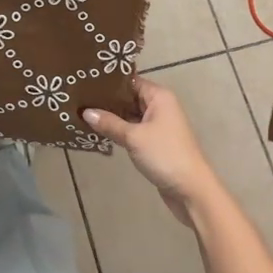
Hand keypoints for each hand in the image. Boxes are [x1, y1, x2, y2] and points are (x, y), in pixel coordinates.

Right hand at [84, 79, 219, 227]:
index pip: (129, 81)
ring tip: (83, 111)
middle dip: (107, 99)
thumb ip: (110, 123)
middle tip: (79, 96)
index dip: (108, 81)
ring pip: (130, 115)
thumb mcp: (134, 137)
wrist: (193, 192)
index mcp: (159, 97)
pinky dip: (119, 130)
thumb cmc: (165, 155)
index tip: (85, 80)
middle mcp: (160, 107)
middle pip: (129, 97)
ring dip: (112, 116)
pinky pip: (133, 130)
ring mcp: (158, 126)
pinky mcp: (156, 143)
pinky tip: (99, 131)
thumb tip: (86, 112)